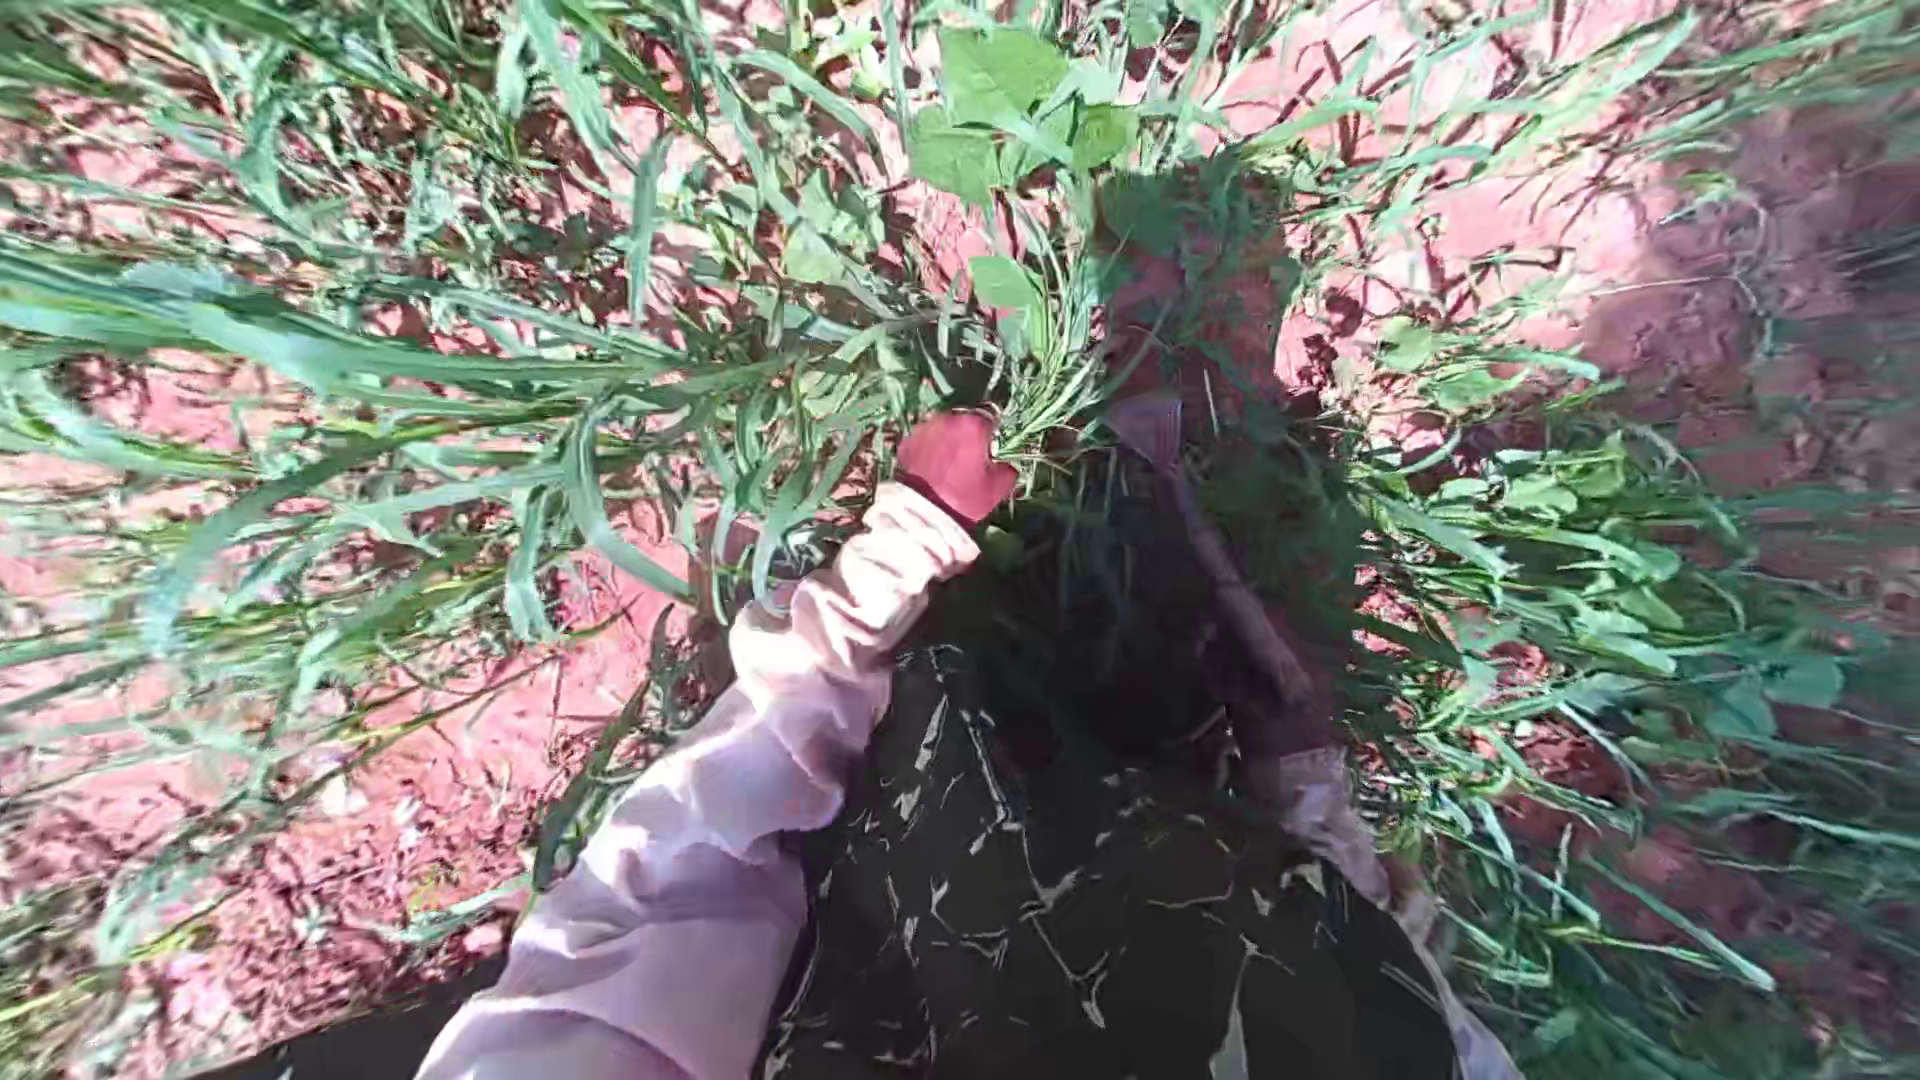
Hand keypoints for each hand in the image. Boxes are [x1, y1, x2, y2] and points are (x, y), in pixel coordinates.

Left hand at [896, 411, 1017, 527]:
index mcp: (973, 424)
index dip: (992, 432)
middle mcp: (947, 419)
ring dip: (948, 439)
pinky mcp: (907, 442)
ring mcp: (924, 429)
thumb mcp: (997, 488)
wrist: (923, 513)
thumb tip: (1006, 467)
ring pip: (942, 428)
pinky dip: (930, 448)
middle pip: (964, 419)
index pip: (990, 416)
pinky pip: (925, 440)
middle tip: (971, 457)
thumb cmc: (962, 499)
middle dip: (968, 434)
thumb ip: (1008, 469)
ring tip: (950, 464)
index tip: (992, 444)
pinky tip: (933, 467)